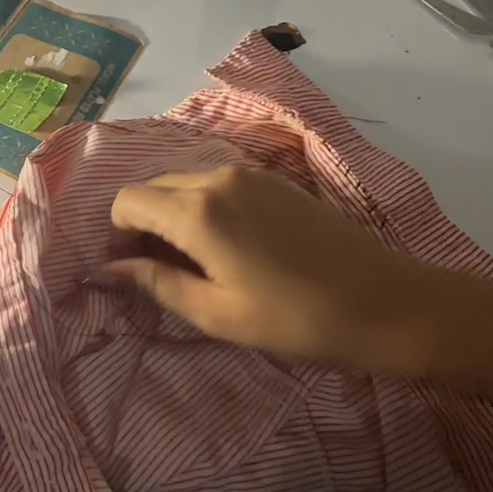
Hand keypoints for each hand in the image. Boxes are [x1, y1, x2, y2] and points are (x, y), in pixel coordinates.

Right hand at [104, 166, 419, 365]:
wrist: (382, 301)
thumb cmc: (293, 318)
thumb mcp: (216, 313)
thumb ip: (157, 283)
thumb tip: (110, 270)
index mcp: (197, 211)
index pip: (128, 200)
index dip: (118, 234)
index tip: (133, 269)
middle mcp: (216, 178)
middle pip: (153, 186)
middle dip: (143, 222)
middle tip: (161, 269)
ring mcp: (247, 173)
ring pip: (184, 182)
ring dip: (173, 213)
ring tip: (197, 259)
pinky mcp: (272, 178)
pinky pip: (216, 182)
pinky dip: (204, 205)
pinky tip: (230, 244)